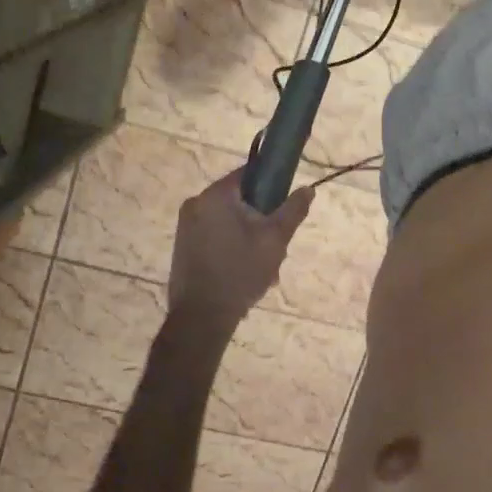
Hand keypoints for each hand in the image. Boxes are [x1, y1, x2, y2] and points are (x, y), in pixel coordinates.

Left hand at [167, 171, 315, 336]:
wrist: (201, 317)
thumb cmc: (241, 270)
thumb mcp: (276, 238)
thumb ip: (293, 209)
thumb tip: (308, 188)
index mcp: (215, 196)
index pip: (249, 173)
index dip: (272, 184)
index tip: (284, 206)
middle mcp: (195, 205)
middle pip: (240, 200)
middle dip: (262, 219)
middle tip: (277, 244)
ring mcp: (185, 227)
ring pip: (229, 220)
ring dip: (249, 236)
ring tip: (265, 265)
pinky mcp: (183, 247)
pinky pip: (216, 235)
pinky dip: (233, 246)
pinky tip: (246, 271)